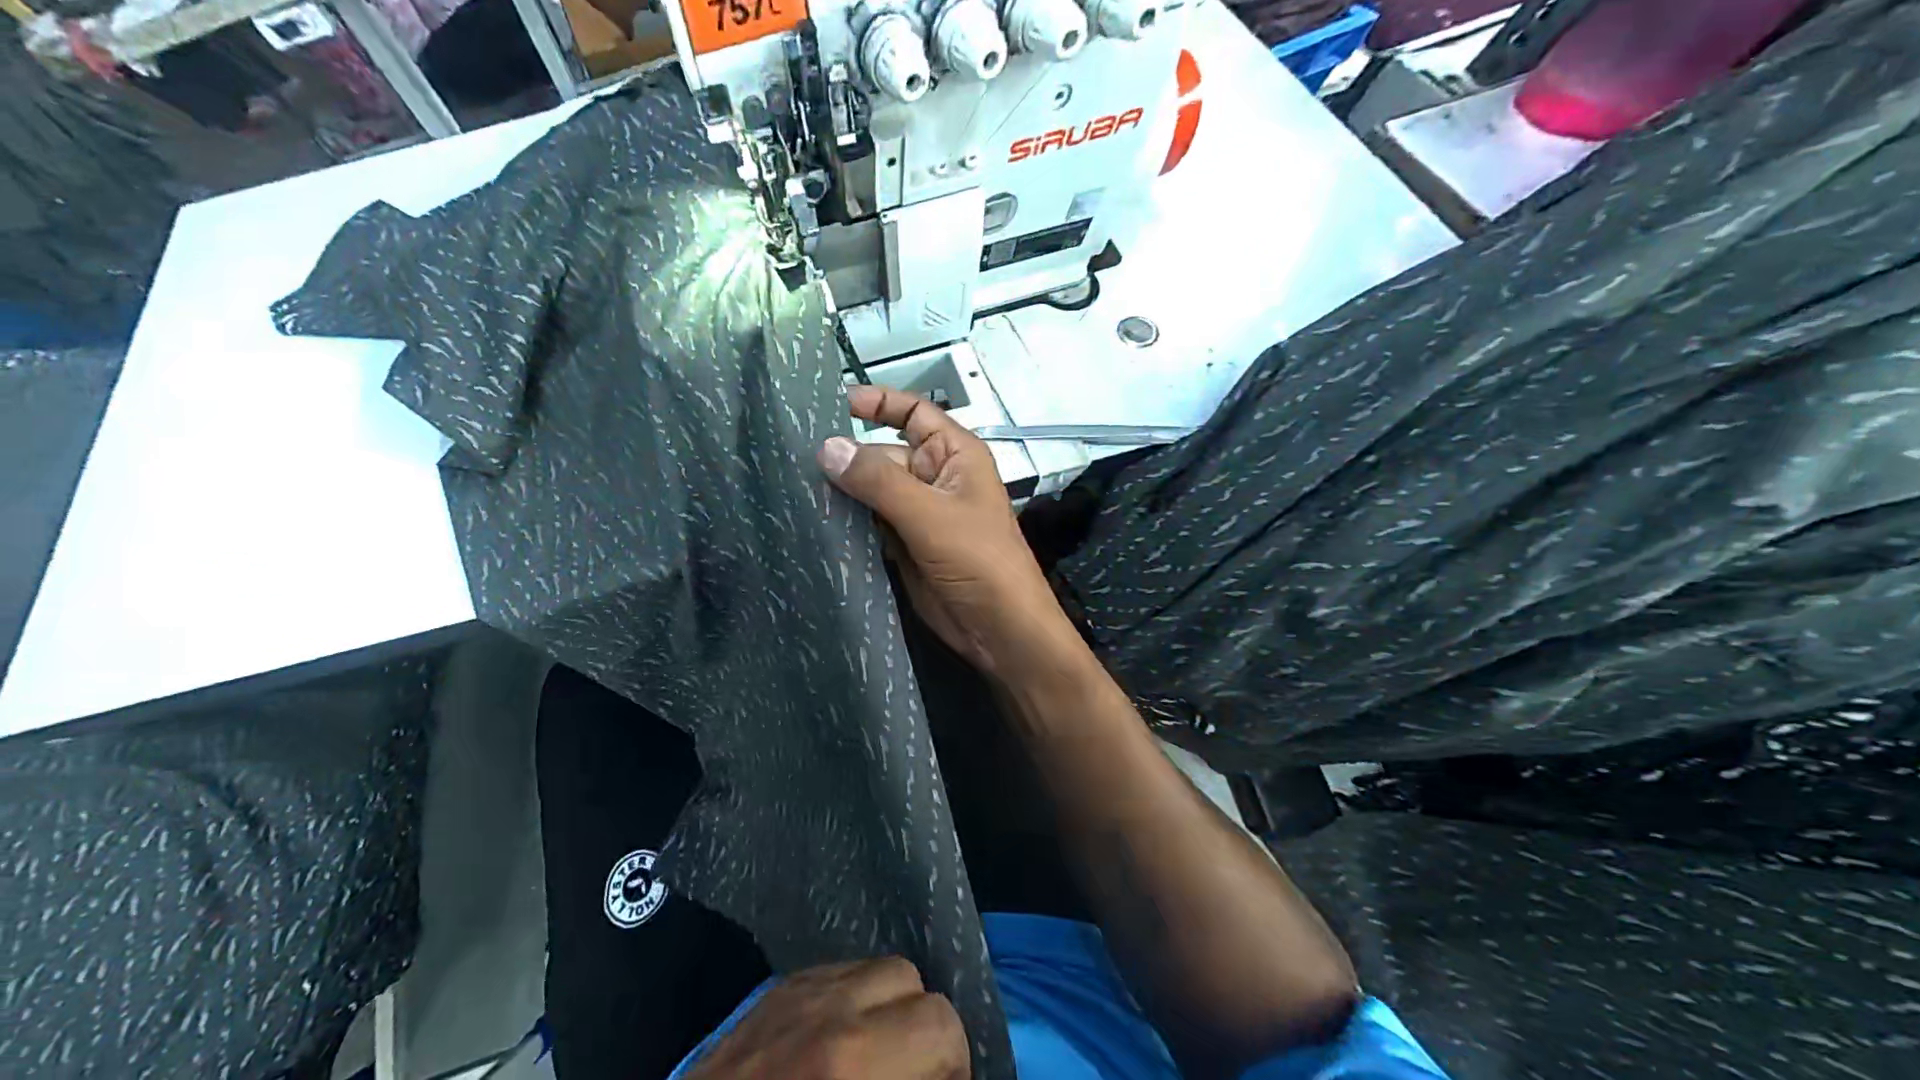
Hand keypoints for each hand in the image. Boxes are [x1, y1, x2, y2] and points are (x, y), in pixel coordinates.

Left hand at [684, 958, 968, 1079]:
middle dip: (923, 1027)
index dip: (956, 1062)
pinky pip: (838, 971)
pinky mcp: (775, 989)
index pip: (940, 1023)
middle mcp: (827, 1007)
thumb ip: (909, 1078)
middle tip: (914, 1071)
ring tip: (878, 1052)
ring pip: (873, 966)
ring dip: (889, 1005)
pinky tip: (840, 1038)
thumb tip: (940, 1072)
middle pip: (910, 979)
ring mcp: (797, 989)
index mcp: (850, 1056)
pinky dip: (854, 998)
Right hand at [818, 385, 1075, 677]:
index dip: (877, 403)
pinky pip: (869, 524)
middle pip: (881, 455)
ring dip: (841, 493)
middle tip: (790, 460)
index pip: (913, 413)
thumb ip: (879, 481)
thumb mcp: (930, 514)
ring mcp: (918, 513)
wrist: (999, 628)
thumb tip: (827, 447)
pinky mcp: (904, 545)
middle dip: (845, 458)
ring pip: (871, 492)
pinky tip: (812, 520)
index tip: (832, 402)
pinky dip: (847, 523)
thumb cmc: (979, 561)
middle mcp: (934, 478)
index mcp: (954, 455)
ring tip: (791, 486)